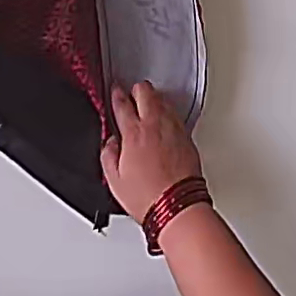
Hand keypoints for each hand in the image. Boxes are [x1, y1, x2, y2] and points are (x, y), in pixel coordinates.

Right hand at [101, 82, 202, 220]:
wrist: (178, 206)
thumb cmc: (149, 196)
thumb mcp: (115, 180)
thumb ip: (108, 155)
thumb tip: (110, 143)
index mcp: (134, 133)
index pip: (122, 103)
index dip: (116, 94)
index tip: (115, 91)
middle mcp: (155, 125)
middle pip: (145, 91)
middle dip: (136, 89)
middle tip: (131, 95)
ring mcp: (173, 128)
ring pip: (163, 99)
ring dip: (153, 100)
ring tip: (147, 107)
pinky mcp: (186, 136)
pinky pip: (175, 114)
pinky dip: (167, 113)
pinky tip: (163, 122)